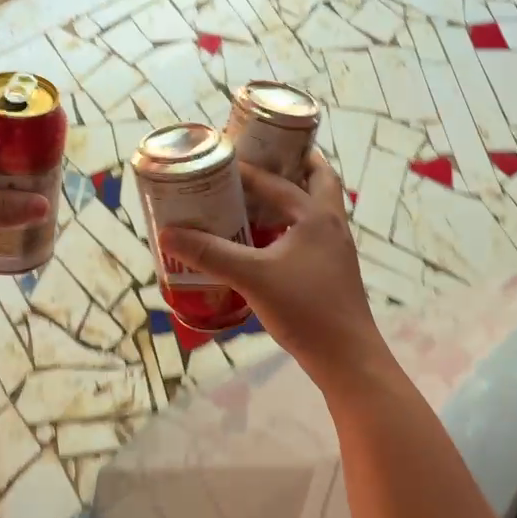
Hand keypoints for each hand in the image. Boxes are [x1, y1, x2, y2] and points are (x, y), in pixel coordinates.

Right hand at [159, 154, 386, 391]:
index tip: (221, 157)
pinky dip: (291, 221)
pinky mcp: (333, 271)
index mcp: (316, 215)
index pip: (278, 180)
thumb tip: (166, 234)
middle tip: (260, 155)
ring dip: (293, 191)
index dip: (248, 168)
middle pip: (318, 178)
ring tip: (256, 191)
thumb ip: (209, 254)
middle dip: (293, 162)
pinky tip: (266, 237)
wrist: (349, 362)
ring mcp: (336, 249)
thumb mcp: (252, 278)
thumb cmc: (306, 310)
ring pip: (317, 205)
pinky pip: (312, 230)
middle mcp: (331, 225)